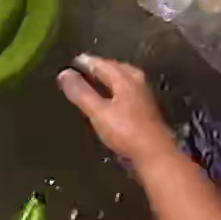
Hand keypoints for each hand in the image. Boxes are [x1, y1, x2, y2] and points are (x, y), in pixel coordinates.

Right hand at [58, 55, 177, 167]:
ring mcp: (144, 97)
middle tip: (84, 68)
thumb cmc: (126, 132)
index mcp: (124, 79)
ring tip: (96, 80)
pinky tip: (111, 99)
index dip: (85, 62)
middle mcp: (136, 84)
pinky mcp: (146, 112)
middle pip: (116, 68)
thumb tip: (64, 73)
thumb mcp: (98, 112)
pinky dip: (116, 89)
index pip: (101, 64)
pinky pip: (127, 92)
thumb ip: (81, 93)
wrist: (156, 157)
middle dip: (100, 66)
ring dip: (110, 77)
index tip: (71, 62)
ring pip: (124, 79)